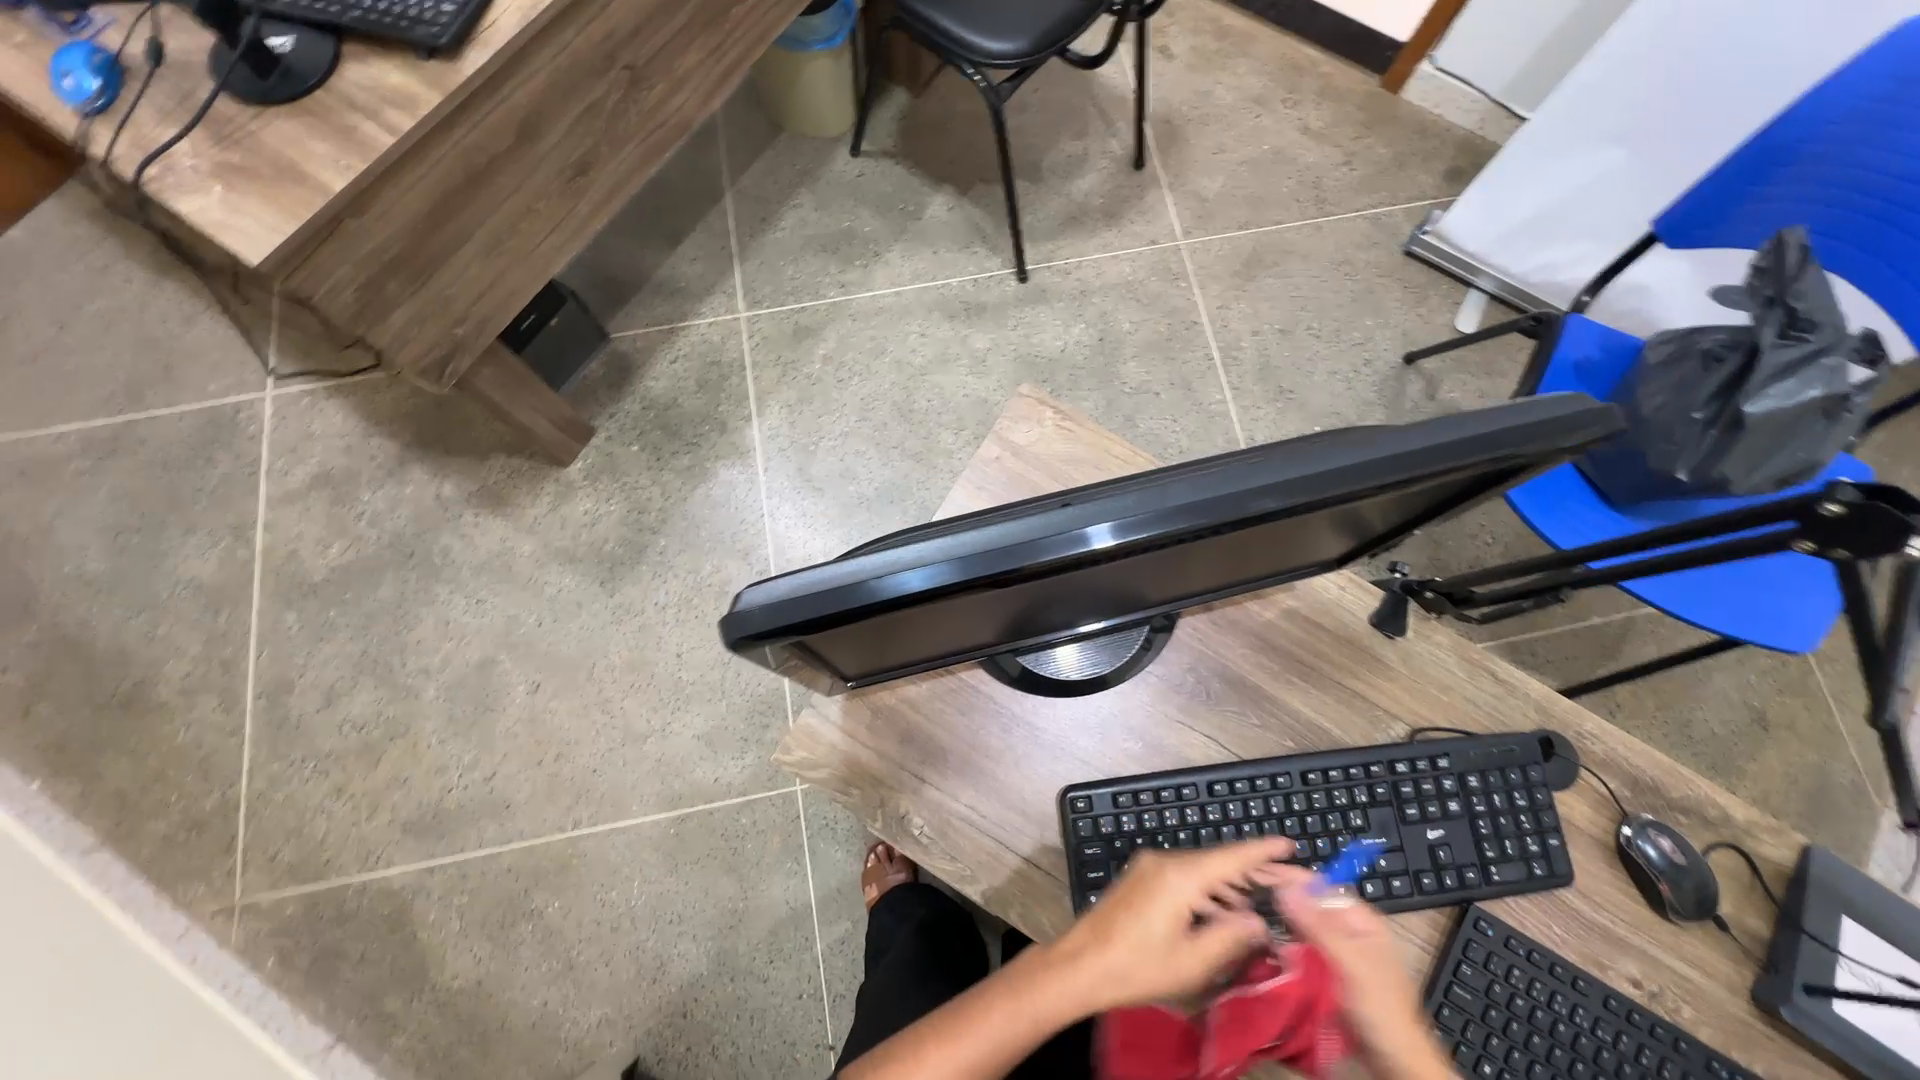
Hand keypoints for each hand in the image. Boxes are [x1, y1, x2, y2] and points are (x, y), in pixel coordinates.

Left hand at [1048, 837, 1293, 1014]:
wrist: (1079, 965)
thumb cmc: (1137, 967)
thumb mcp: (1192, 962)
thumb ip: (1231, 937)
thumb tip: (1258, 921)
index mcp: (1180, 876)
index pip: (1232, 857)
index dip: (1264, 851)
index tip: (1291, 845)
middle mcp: (1165, 861)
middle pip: (1219, 862)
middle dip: (1255, 872)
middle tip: (1291, 882)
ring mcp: (1149, 868)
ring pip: (1201, 870)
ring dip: (1231, 884)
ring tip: (1263, 901)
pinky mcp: (1140, 879)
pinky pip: (1183, 877)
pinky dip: (1208, 890)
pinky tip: (1223, 908)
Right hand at [1255, 864, 1453, 1079]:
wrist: (1394, 1065)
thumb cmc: (1381, 1012)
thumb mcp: (1350, 964)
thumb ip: (1317, 926)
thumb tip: (1284, 886)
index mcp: (1361, 921)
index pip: (1320, 887)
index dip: (1288, 876)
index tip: (1254, 870)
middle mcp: (1347, 933)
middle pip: (1307, 906)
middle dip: (1278, 898)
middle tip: (1242, 892)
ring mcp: (1335, 956)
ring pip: (1300, 929)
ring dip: (1277, 922)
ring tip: (1244, 914)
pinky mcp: (1324, 977)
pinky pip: (1298, 953)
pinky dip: (1281, 948)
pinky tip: (1261, 946)